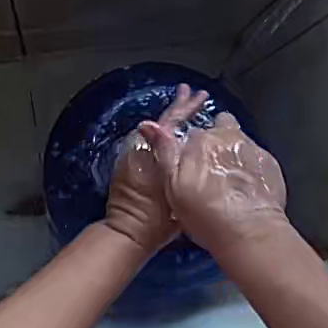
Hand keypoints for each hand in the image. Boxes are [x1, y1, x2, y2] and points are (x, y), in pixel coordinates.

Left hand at [102, 84, 210, 253]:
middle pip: (165, 121)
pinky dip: (168, 135)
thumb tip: (191, 144)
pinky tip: (181, 136)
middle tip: (196, 94)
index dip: (186, 107)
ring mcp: (136, 156)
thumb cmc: (154, 215)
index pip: (172, 120)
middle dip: (181, 107)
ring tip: (188, 106)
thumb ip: (179, 162)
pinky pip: (155, 144)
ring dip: (175, 119)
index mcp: (153, 149)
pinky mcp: (133, 166)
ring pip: (160, 132)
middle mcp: (142, 147)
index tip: (199, 96)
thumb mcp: (173, 187)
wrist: (128, 232)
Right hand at [138, 109, 287, 253]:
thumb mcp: (173, 186)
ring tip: (231, 181)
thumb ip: (164, 152)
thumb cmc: (207, 214)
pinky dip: (252, 167)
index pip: (194, 132)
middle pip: (221, 128)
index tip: (192, 164)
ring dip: (235, 153)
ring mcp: (252, 148)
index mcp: (201, 140)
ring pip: (240, 141)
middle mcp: (228, 137)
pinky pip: (257, 157)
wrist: (249, 232)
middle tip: (212, 169)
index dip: (192, 148)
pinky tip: (247, 188)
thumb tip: (149, 126)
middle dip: (217, 142)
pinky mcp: (269, 163)